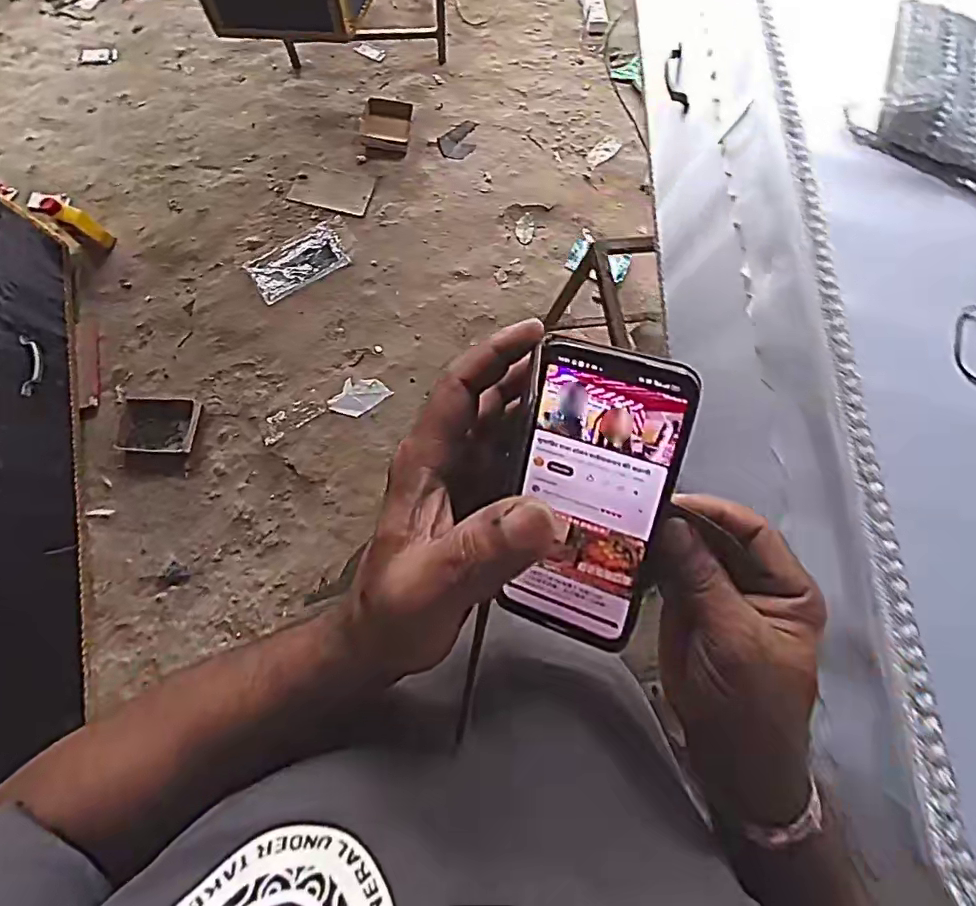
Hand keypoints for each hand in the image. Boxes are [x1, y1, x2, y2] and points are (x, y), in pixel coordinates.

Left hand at [336, 319, 566, 682]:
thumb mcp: (435, 580)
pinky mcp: (481, 509)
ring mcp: (464, 484)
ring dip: (542, 417)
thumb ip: (484, 549)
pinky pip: (517, 470)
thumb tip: (546, 514)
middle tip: (585, 372)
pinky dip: (546, 461)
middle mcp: (445, 462)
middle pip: (489, 403)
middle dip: (531, 377)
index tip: (536, 334)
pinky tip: (580, 470)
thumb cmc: (393, 609)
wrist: (382, 641)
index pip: (459, 389)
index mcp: (425, 461)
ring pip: (506, 433)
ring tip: (593, 412)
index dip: (494, 355)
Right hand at [651, 495, 825, 826]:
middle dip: (681, 521)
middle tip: (640, 506)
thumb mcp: (734, 637)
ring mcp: (716, 593)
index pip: (753, 532)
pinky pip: (666, 572)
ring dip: (660, 538)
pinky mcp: (686, 606)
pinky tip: (626, 551)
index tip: (675, 501)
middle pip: (716, 536)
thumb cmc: (753, 706)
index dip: (716, 511)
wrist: (731, 761)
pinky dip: (647, 560)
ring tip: (626, 523)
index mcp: (785, 588)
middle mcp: (751, 583)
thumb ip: (703, 578)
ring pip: (687, 550)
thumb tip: (674, 526)